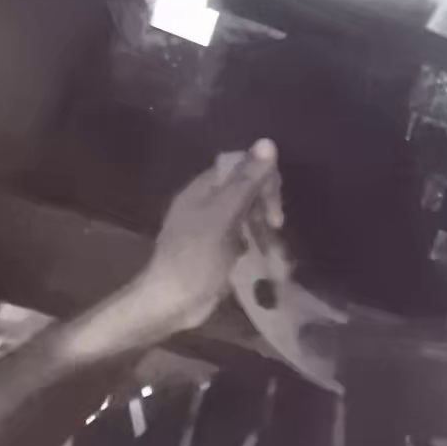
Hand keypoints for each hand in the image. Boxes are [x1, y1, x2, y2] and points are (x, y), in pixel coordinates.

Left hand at [132, 139, 282, 337]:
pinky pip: (243, 237)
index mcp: (203, 188)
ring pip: (247, 214)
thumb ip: (246, 182)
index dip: (263, 179)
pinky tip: (267, 259)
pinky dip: (256, 244)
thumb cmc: (195, 257)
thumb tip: (268, 142)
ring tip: (275, 251)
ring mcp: (211, 227)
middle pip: (246, 189)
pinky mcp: (216, 250)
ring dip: (264, 228)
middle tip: (276, 227)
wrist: (170, 304)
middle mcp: (206, 202)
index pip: (240, 167)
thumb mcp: (223, 217)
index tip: (274, 206)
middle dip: (265, 205)